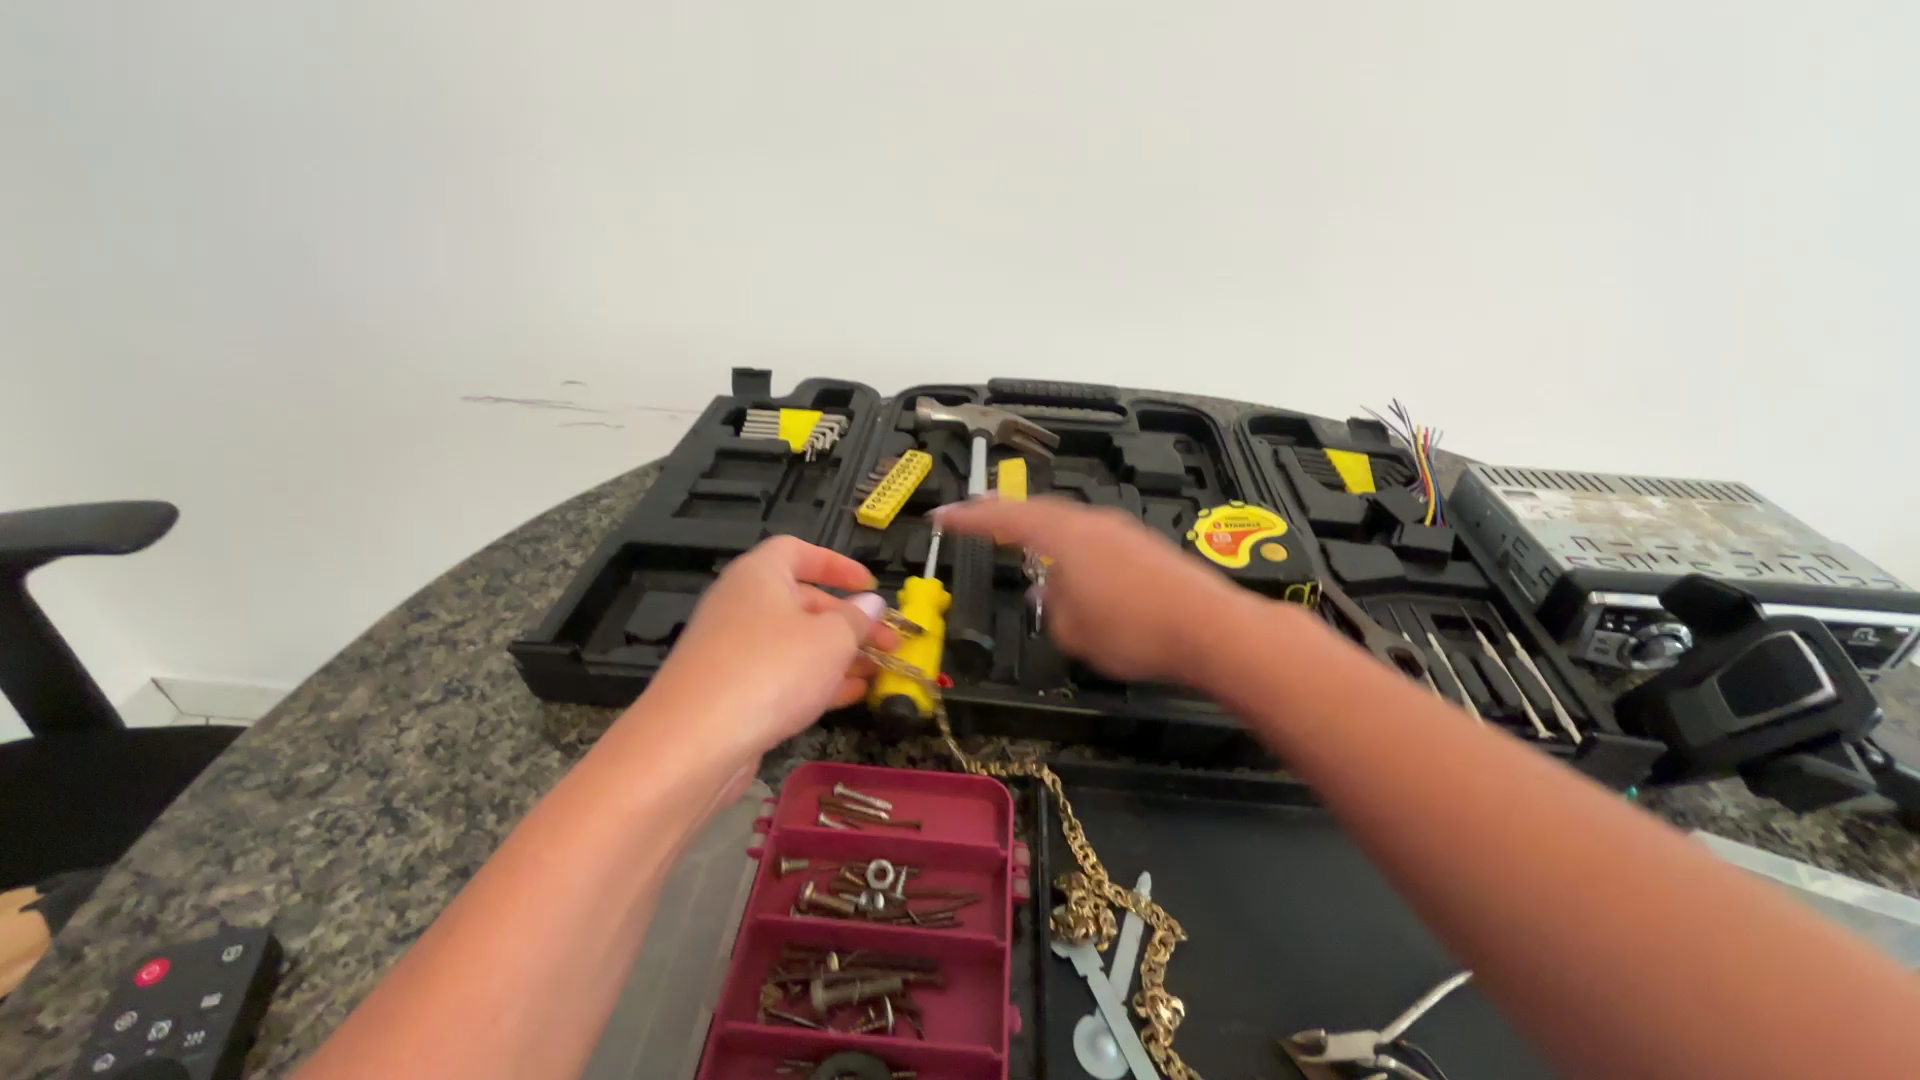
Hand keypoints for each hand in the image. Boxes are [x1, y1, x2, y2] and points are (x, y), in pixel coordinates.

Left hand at [633, 536, 898, 766]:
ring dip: (839, 655)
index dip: (837, 565)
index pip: (798, 552)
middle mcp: (741, 605)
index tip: (870, 586)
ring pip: (796, 643)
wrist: (693, 743)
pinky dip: (816, 680)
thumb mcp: (830, 639)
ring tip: (880, 673)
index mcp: (759, 575)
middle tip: (890, 643)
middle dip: (849, 621)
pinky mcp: (730, 690)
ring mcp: (732, 650)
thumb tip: (871, 602)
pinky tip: (851, 697)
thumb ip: (857, 618)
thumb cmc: (770, 671)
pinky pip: (781, 675)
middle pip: (802, 602)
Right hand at [935, 496, 1253, 684]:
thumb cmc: (1136, 631)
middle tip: (980, 516)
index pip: (1005, 519)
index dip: (970, 518)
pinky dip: (1073, 547)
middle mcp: (1092, 523)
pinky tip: (1074, 568)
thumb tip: (1049, 594)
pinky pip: (1094, 537)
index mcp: (1064, 536)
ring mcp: (1123, 531)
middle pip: (1039, 510)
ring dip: (1042, 532)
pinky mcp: (1145, 547)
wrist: (1210, 629)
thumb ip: (1052, 607)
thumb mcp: (1074, 631)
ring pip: (1069, 523)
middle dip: (1006, 514)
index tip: (944, 515)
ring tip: (1024, 544)